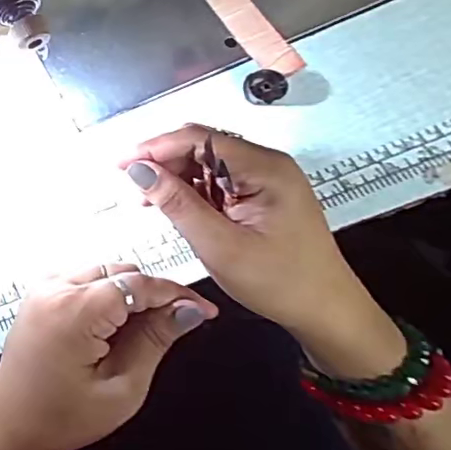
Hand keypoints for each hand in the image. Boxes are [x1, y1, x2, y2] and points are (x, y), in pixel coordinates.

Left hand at [0, 263, 215, 449]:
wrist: (9, 424)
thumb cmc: (62, 418)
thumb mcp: (122, 388)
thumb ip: (155, 341)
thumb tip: (189, 311)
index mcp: (74, 310)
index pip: (138, 283)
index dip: (176, 293)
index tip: (204, 310)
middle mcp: (55, 287)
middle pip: (122, 271)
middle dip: (153, 294)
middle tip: (175, 324)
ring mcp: (44, 286)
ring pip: (105, 272)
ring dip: (130, 293)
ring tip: (143, 330)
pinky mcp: (40, 292)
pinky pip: (85, 279)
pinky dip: (106, 293)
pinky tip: (114, 325)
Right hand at [121, 124, 404, 378]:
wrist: (326, 311)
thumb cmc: (284, 283)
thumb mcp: (220, 246)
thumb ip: (177, 204)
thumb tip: (142, 172)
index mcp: (265, 168)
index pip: (199, 138)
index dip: (155, 147)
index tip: (125, 162)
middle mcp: (269, 164)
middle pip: (202, 146)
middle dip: (164, 162)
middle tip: (133, 184)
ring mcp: (267, 178)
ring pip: (208, 162)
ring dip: (177, 177)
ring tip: (151, 200)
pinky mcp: (263, 193)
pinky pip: (220, 180)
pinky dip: (195, 191)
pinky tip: (178, 207)